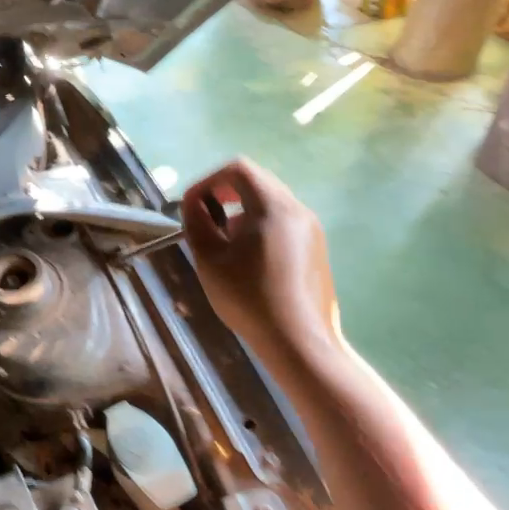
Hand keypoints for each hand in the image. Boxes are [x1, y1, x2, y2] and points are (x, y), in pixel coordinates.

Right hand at [178, 159, 342, 376]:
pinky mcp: (316, 249)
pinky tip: (248, 260)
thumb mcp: (209, 257)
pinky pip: (283, 222)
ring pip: (270, 203)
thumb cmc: (248, 296)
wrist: (298, 340)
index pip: (238, 168)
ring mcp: (312, 230)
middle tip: (205, 220)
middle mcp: (297, 210)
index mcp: (272, 206)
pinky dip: (259, 227)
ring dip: (241, 211)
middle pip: (257, 181)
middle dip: (224, 194)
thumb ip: (196, 221)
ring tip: (224, 244)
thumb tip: (193, 203)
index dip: (208, 180)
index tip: (192, 206)